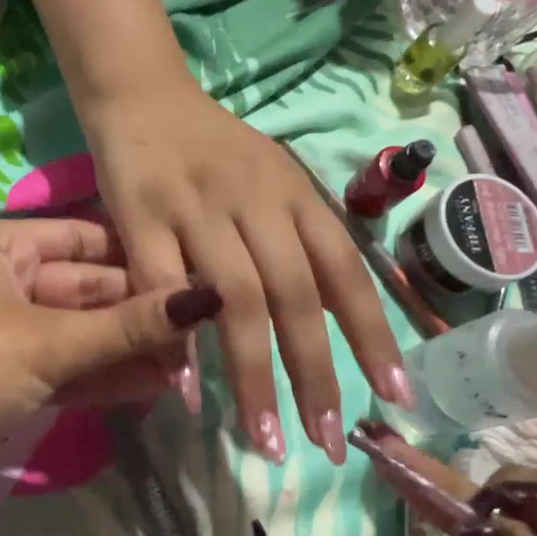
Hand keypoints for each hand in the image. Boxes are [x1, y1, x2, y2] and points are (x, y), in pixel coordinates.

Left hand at [0, 219, 221, 492]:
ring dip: (128, 349)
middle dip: (139, 311)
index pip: (84, 237)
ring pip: (79, 333)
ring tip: (190, 365)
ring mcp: (2, 334)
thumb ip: (128, 324)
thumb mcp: (46, 340)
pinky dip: (103, 377)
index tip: (198, 273)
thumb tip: (210, 296)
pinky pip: (65, 369)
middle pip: (85, 288)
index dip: (138, 255)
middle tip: (204, 332)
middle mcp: (1, 280)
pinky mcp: (5, 382)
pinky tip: (154, 386)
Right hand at [81, 81, 409, 464]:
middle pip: (295, 294)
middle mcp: (255, 201)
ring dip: (253, 374)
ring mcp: (198, 207)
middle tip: (326, 442)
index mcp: (293, 193)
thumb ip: (297, 237)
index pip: (344, 268)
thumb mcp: (270, 177)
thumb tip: (331, 319)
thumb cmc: (213, 146)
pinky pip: (162, 284)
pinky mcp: (142, 213)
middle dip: (315, 372)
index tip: (394, 396)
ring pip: (236, 298)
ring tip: (266, 439)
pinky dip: (177, 340)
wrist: (142, 93)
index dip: (372, 332)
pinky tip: (187, 392)